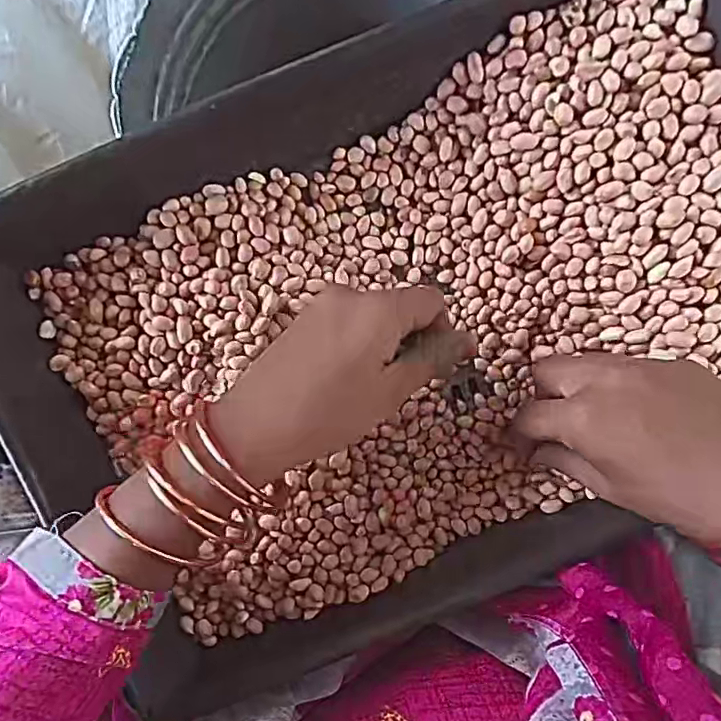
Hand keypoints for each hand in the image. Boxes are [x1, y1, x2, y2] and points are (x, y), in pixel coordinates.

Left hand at [212, 287, 472, 479]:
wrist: (255, 426)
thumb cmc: (330, 413)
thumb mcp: (390, 392)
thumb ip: (431, 359)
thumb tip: (465, 340)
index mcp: (378, 308)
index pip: (431, 299)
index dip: (444, 329)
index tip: (439, 362)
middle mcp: (350, 294)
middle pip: (401, 305)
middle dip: (412, 337)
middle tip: (402, 382)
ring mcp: (322, 305)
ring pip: (374, 316)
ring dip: (385, 342)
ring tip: (368, 385)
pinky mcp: (303, 319)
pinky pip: (347, 322)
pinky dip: (359, 343)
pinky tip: (343, 378)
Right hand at [509, 353, 720, 541]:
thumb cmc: (676, 498)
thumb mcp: (610, 488)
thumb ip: (565, 462)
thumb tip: (539, 453)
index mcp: (582, 416)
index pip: (529, 414)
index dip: (518, 433)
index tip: (524, 447)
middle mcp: (604, 378)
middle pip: (547, 368)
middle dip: (540, 395)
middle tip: (553, 424)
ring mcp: (641, 363)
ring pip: (587, 361)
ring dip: (576, 384)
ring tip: (592, 416)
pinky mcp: (672, 361)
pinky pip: (627, 365)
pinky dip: (616, 383)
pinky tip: (637, 411)